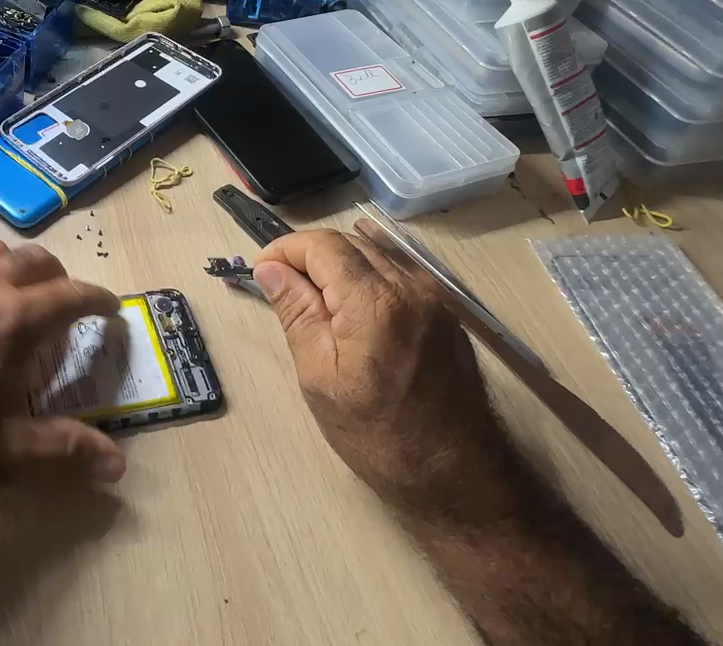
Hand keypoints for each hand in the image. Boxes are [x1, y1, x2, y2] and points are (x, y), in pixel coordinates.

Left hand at [0, 238, 126, 486]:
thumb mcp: (6, 449)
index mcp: (18, 318)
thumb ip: (64, 448)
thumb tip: (118, 466)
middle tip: (64, 299)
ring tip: (15, 288)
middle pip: (36, 260)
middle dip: (59, 276)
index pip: (72, 294)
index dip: (97, 299)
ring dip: (15, 264)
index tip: (110, 307)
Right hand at [253, 223, 519, 521]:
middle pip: (348, 242)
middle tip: (280, 285)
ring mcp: (435, 297)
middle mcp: (410, 286)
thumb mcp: (319, 378)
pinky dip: (366, 274)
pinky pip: (398, 271)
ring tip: (312, 296)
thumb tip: (271, 270)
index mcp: (374, 302)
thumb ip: (296, 313)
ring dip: (338, 261)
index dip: (286, 249)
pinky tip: (350, 306)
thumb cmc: (378, 436)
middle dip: (309, 254)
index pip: (322, 245)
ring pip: (374, 252)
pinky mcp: (446, 312)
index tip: (262, 271)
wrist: (459, 479)